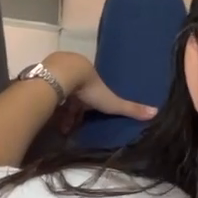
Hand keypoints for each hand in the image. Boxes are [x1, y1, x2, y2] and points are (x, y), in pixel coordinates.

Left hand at [41, 51, 157, 130]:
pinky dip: (51, 107)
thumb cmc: (89, 88)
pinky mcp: (41, 75)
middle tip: (72, 128)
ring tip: (62, 129)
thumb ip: (130, 109)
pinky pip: (48, 93)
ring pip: (60, 94)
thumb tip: (155, 112)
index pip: (89, 91)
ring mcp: (55, 69)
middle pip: (74, 94)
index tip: (86, 119)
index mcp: (88, 71)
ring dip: (62, 113)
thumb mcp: (111, 102)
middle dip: (74, 112)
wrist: (62, 77)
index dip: (88, 107)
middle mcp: (72, 67)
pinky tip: (51, 120)